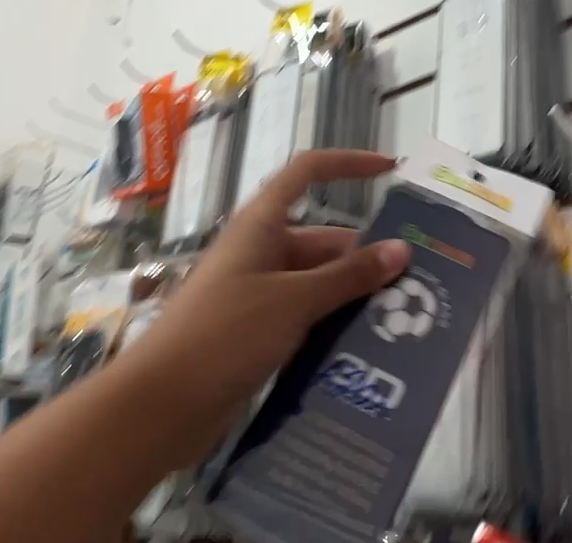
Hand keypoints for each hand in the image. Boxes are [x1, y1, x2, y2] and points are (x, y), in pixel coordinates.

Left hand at [124, 149, 409, 461]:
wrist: (158, 408)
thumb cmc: (224, 334)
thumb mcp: (294, 301)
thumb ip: (349, 276)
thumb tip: (401, 250)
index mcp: (262, 225)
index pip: (307, 173)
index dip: (348, 164)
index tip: (389, 171)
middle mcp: (260, 251)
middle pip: (323, 240)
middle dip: (364, 257)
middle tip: (413, 282)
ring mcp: (256, 293)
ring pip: (317, 283)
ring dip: (351, 297)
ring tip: (401, 319)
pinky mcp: (255, 333)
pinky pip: (304, 317)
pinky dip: (331, 326)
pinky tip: (364, 349)